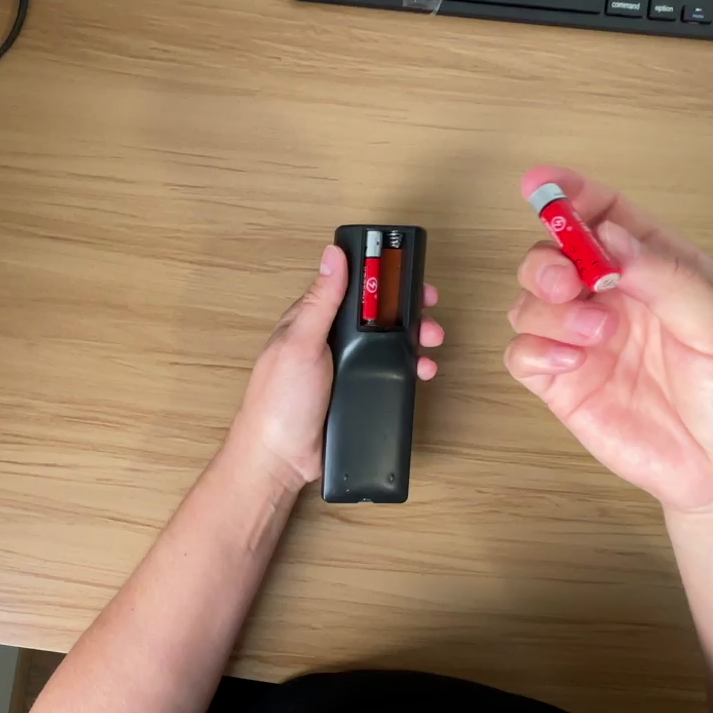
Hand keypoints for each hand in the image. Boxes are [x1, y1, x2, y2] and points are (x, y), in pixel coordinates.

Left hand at [228, 244, 444, 485]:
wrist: (281, 458)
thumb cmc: (279, 400)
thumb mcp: (301, 344)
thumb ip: (320, 302)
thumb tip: (333, 255)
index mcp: (311, 321)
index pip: (352, 288)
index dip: (382, 279)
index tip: (411, 276)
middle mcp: (328, 341)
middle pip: (377, 315)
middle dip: (408, 312)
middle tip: (430, 316)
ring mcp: (343, 369)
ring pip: (387, 344)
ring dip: (415, 340)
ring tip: (432, 344)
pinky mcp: (355, 394)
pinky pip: (388, 374)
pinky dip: (410, 369)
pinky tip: (422, 372)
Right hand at [503, 167, 712, 513]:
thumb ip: (668, 277)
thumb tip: (608, 234)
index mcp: (661, 270)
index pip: (606, 216)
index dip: (571, 195)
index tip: (540, 185)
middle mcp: (616, 301)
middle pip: (550, 257)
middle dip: (545, 262)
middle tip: (567, 282)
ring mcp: (585, 343)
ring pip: (526, 303)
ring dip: (546, 312)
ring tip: (592, 337)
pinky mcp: (563, 384)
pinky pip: (521, 353)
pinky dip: (534, 352)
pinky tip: (571, 366)